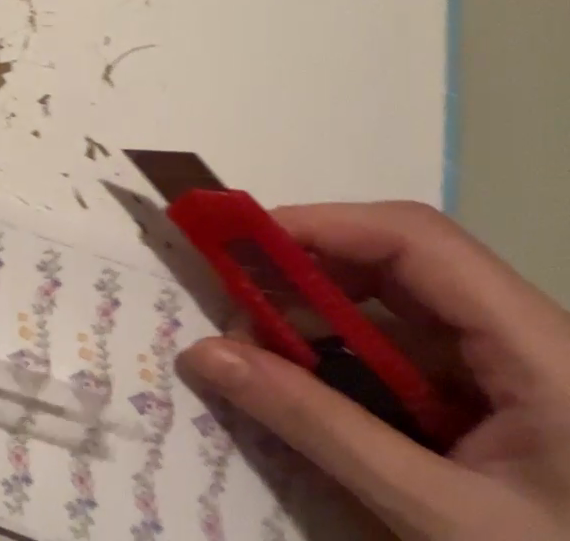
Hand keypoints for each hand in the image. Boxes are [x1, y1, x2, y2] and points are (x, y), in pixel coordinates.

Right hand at [179, 202, 569, 539]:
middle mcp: (538, 341)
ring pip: (400, 309)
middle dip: (305, 276)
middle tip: (233, 308)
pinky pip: (413, 353)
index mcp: (547, 353)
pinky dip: (349, 360)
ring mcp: (527, 370)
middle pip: (402, 265)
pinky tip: (314, 392)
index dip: (319, 225)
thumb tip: (203, 354)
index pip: (417, 241)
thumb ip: (322, 429)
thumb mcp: (442, 515)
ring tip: (262, 358)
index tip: (234, 244)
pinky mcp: (512, 401)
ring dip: (319, 321)